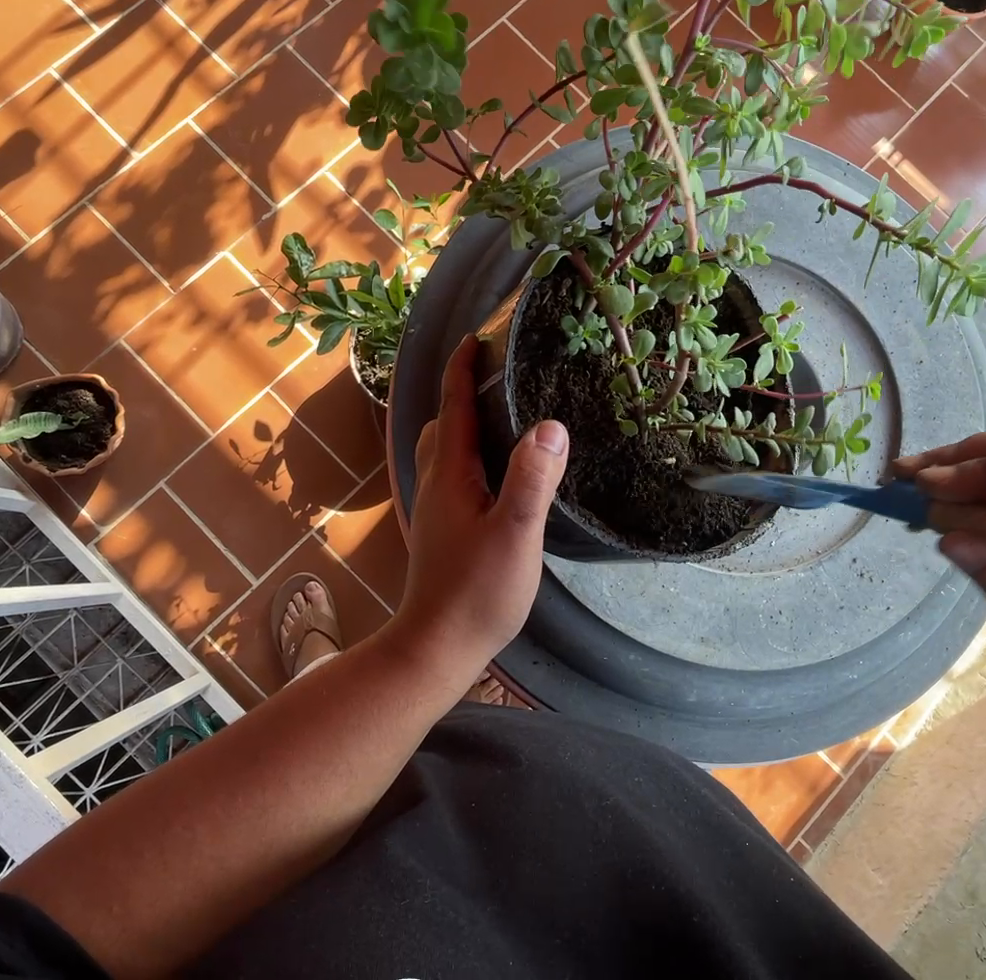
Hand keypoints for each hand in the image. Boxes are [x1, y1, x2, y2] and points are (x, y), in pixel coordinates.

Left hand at [391, 335, 568, 668]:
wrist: (436, 648)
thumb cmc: (476, 593)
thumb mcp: (515, 534)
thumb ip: (532, 480)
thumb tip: (550, 424)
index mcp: (450, 476)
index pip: (453, 409)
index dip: (462, 371)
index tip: (475, 337)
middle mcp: (436, 485)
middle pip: (442, 426)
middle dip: (461, 393)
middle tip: (494, 374)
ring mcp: (436, 510)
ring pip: (444, 453)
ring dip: (463, 425)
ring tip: (500, 416)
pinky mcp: (443, 532)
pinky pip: (452, 475)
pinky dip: (470, 456)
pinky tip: (497, 474)